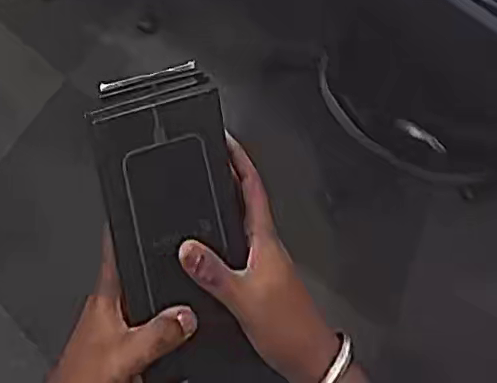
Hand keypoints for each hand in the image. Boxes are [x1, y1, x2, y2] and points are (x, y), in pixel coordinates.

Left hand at [50, 229, 196, 382]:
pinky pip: (143, 327)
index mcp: (104, 295)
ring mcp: (111, 328)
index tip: (135, 199)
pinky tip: (169, 333)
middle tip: (175, 247)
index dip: (124, 221)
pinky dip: (156, 325)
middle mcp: (107, 307)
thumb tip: (186, 314)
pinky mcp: (116, 348)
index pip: (114, 245)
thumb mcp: (124, 353)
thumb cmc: (79, 379)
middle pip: (134, 272)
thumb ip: (156, 333)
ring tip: (179, 289)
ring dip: (157, 298)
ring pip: (140, 301)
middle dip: (154, 262)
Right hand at [180, 136, 360, 382]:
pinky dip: (228, 227)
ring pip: (246, 216)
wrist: (309, 358)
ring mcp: (266, 258)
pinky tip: (216, 238)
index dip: (239, 158)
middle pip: (248, 195)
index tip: (227, 139)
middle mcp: (267, 243)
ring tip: (212, 183)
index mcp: (266, 238)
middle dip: (232, 170)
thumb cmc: (289, 327)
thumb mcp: (244, 298)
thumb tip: (187, 247)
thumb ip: (213, 272)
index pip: (252, 185)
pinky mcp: (262, 275)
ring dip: (231, 197)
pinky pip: (242, 238)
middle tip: (215, 153)